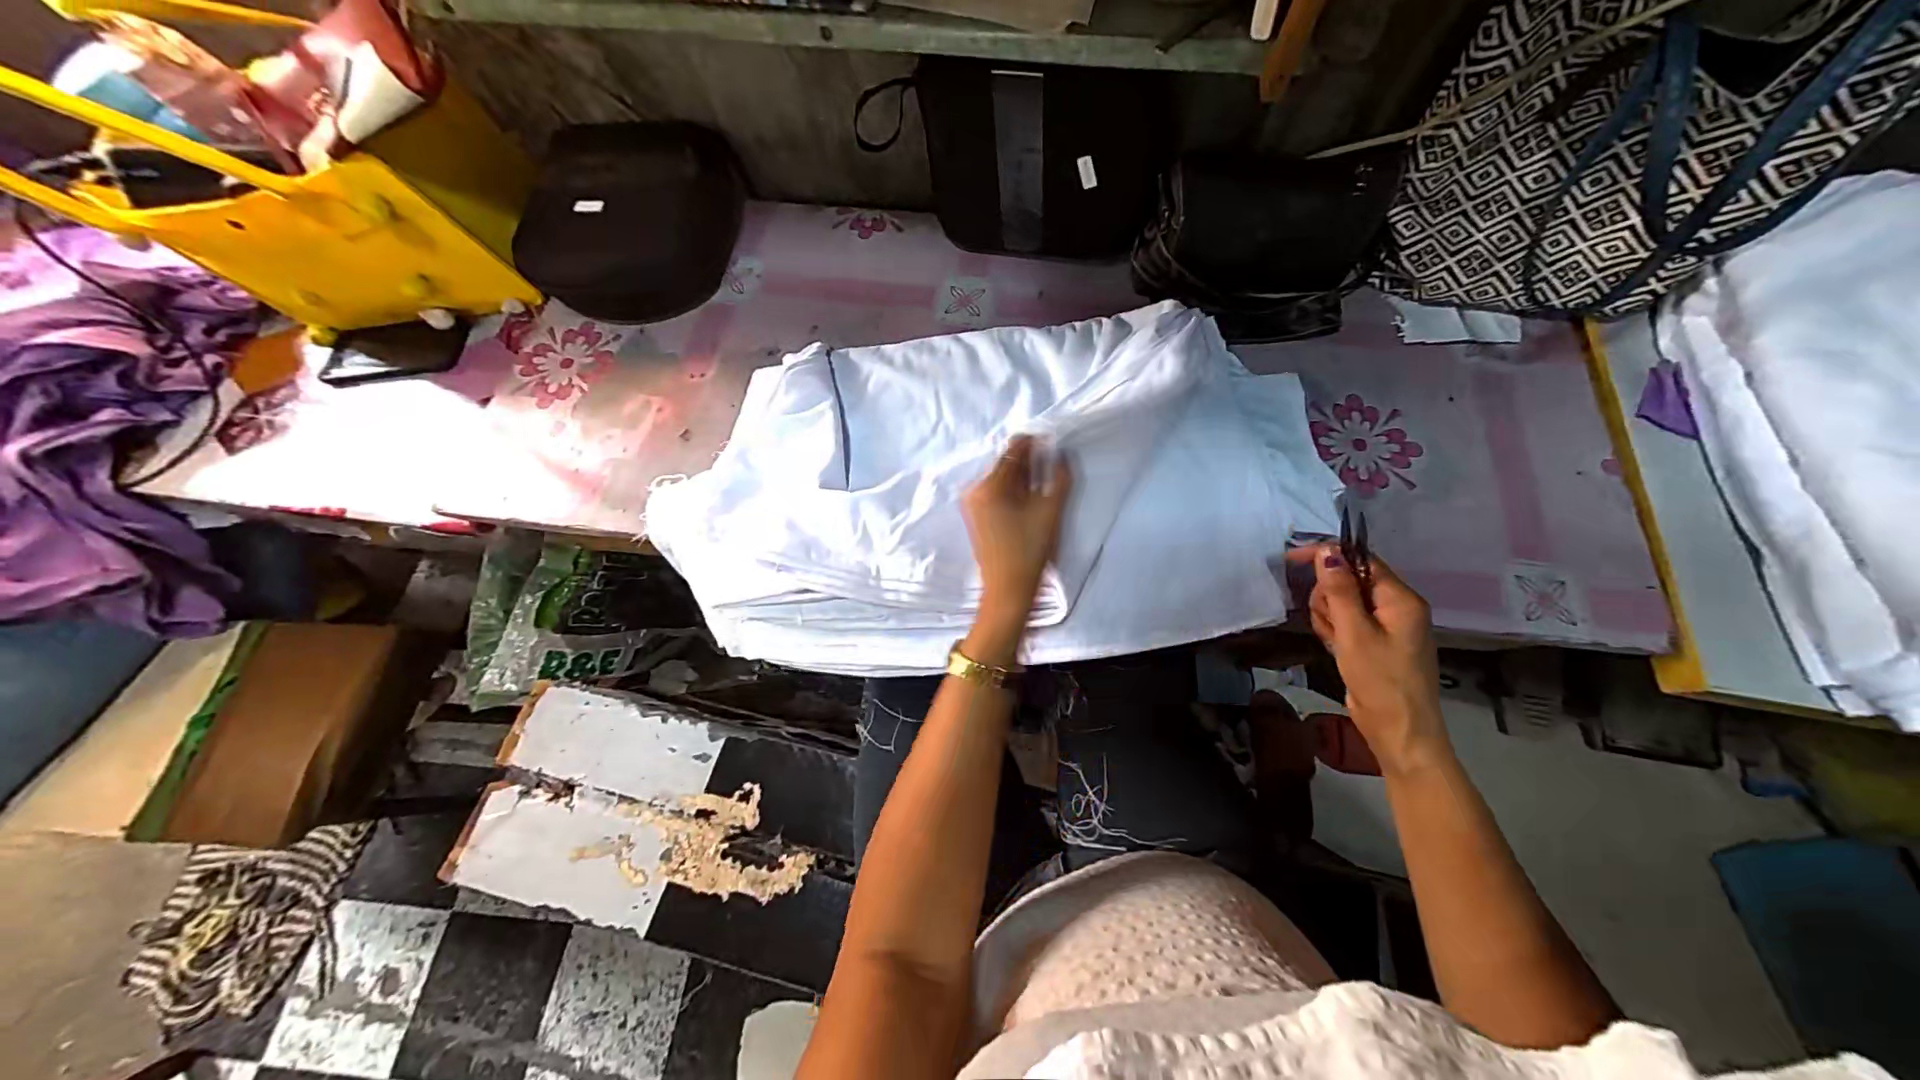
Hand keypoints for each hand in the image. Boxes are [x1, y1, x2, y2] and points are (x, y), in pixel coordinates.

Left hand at [963, 435, 1072, 616]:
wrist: (1008, 590)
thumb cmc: (1030, 551)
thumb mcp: (1051, 510)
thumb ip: (1059, 476)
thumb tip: (1061, 453)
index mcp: (990, 484)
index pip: (1014, 449)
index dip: (1035, 442)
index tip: (1054, 442)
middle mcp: (975, 489)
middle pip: (1006, 463)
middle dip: (1030, 461)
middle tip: (1053, 464)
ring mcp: (973, 504)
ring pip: (1002, 478)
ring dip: (1023, 476)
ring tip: (1045, 481)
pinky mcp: (977, 517)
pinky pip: (997, 493)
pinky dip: (1014, 490)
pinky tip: (1031, 498)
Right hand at [1287, 543, 1450, 775]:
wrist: (1400, 731)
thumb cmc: (1380, 680)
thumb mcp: (1354, 633)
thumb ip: (1339, 590)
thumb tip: (1327, 552)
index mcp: (1400, 599)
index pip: (1361, 560)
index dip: (1328, 557)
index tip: (1292, 559)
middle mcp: (1396, 607)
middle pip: (1348, 580)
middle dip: (1328, 595)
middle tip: (1328, 622)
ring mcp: (1385, 626)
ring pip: (1342, 602)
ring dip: (1328, 615)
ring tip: (1333, 640)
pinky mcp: (1373, 642)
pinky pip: (1346, 622)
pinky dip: (1334, 630)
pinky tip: (1334, 646)